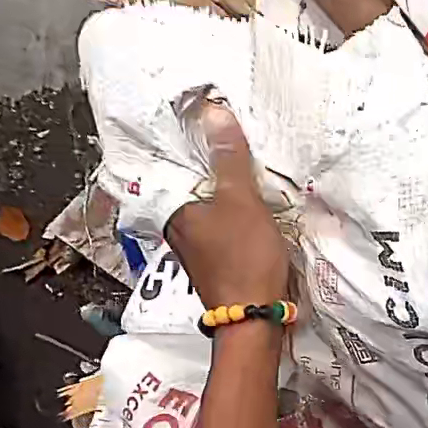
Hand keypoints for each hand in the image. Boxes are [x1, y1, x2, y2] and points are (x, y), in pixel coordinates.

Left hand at [165, 100, 289, 309]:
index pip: (177, 163)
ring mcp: (195, 247)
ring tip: (248, 166)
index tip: (212, 122)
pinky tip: (251, 205)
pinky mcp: (215, 260)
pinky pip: (222, 224)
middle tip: (235, 139)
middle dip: (213, 166)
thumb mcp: (241, 200)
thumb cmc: (243, 256)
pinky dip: (234, 212)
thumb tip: (214, 111)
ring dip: (226, 190)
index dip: (195, 142)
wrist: (254, 315)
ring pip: (210, 206)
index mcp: (172, 209)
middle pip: (195, 185)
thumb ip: (229, 158)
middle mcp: (176, 227)